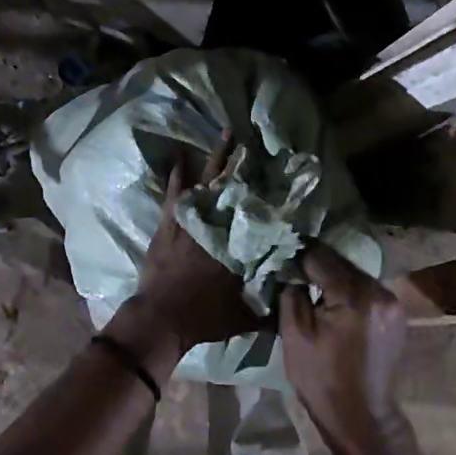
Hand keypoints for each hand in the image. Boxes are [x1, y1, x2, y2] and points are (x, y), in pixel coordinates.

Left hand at [125, 131, 259, 350]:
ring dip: (217, 160)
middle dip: (245, 164)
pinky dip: (178, 176)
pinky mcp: (170, 225)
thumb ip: (268, 313)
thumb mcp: (243, 319)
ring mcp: (192, 222)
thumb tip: (294, 308)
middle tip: (254, 141)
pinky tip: (180, 158)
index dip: (269, 190)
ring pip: (207, 184)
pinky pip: (175, 195)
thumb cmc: (203, 318)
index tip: (281, 171)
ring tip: (227, 134)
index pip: (258, 211)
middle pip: (235, 189)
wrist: (162, 320)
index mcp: (238, 246)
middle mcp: (218, 226)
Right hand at [281, 242, 408, 448]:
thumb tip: (291, 270)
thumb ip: (292, 294)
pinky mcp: (396, 311)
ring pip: (355, 274)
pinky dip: (350, 290)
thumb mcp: (294, 336)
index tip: (283, 261)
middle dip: (317, 265)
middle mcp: (379, 291)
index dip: (299, 258)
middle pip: (341, 263)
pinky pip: (367, 288)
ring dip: (334, 277)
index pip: (321, 257)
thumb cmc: (323, 380)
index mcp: (354, 296)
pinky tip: (336, 302)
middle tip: (295, 272)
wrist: (361, 416)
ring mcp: (392, 301)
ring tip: (313, 286)